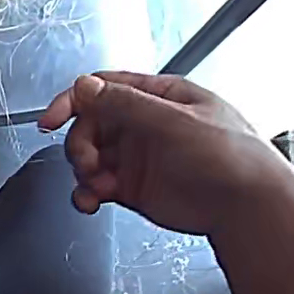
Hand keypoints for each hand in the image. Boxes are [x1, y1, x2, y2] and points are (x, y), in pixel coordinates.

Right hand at [37, 71, 293, 237]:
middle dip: (80, 146)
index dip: (71, 102)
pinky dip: (87, 194)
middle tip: (87, 164)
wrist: (244, 206)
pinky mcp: (132, 188)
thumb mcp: (174, 122)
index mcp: (155, 97)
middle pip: (90, 127)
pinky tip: (90, 202)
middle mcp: (143, 125)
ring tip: (96, 188)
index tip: (49, 120)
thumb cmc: (227, 155)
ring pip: (91, 159)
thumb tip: (85, 87)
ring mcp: (137, 158)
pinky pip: (97, 187)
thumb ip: (125, 105)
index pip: (102, 90)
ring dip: (83, 174)